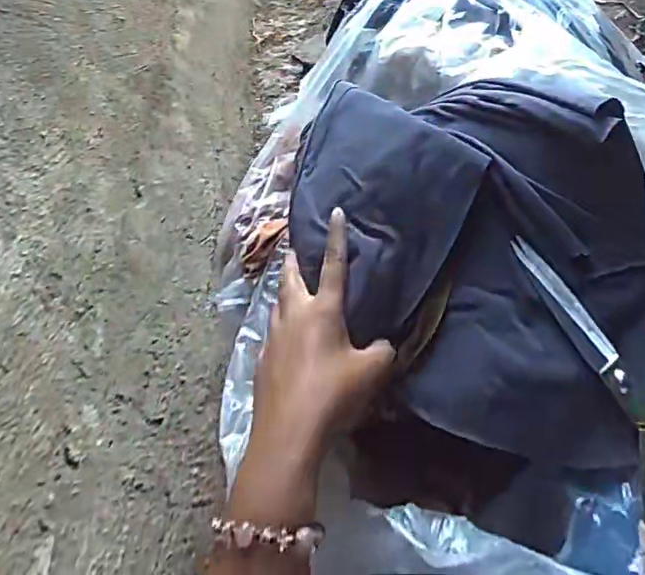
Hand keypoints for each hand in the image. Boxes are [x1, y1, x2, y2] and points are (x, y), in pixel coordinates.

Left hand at [251, 208, 395, 456]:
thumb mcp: (371, 372)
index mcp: (322, 309)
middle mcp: (294, 313)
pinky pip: (272, 330)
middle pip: (292, 276)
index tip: (335, 212)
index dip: (336, 237)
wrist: (287, 432)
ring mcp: (273, 335)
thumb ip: (382, 351)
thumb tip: (383, 344)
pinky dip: (280, 324)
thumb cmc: (332, 393)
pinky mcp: (261, 358)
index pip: (333, 265)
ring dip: (285, 291)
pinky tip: (284, 337)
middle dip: (295, 259)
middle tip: (295, 248)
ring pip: (278, 302)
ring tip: (291, 289)